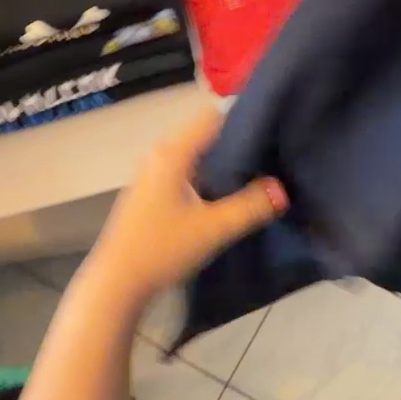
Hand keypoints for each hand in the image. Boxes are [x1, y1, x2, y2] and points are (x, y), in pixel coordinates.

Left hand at [80, 109, 287, 304]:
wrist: (118, 282)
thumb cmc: (162, 248)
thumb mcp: (214, 229)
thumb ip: (251, 207)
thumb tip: (282, 190)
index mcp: (173, 153)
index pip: (213, 117)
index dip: (243, 122)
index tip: (272, 136)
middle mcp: (160, 156)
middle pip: (206, 136)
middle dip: (237, 146)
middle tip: (270, 161)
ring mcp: (152, 175)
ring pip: (197, 157)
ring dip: (223, 166)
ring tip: (255, 179)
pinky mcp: (151, 194)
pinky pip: (187, 173)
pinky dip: (207, 179)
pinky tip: (225, 199)